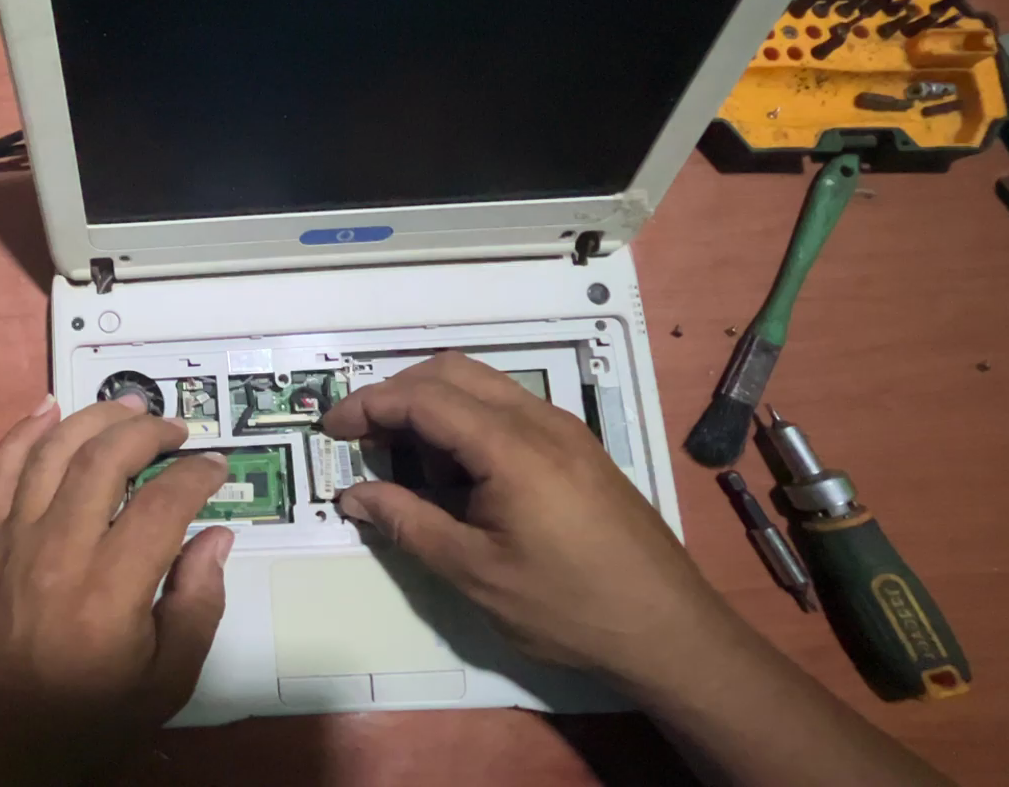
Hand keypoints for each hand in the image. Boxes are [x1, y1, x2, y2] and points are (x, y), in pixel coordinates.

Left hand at [0, 395, 235, 786]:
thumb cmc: (90, 722)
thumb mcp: (166, 683)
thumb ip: (197, 604)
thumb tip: (215, 536)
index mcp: (108, 590)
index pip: (161, 505)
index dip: (196, 475)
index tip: (216, 467)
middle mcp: (58, 551)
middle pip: (103, 460)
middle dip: (147, 431)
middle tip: (176, 431)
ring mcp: (14, 542)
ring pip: (51, 453)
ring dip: (92, 418)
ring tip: (128, 405)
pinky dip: (20, 434)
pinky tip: (46, 408)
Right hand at [325, 352, 741, 687]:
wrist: (676, 636)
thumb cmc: (569, 608)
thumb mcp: (474, 574)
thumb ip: (406, 524)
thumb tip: (352, 495)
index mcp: (512, 448)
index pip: (423, 398)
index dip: (369, 405)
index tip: (333, 429)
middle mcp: (539, 420)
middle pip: (449, 372)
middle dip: (396, 394)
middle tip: (365, 437)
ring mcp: (563, 428)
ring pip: (478, 383)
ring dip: (430, 404)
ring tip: (408, 459)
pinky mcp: (576, 445)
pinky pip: (504, 406)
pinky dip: (463, 419)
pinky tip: (458, 471)